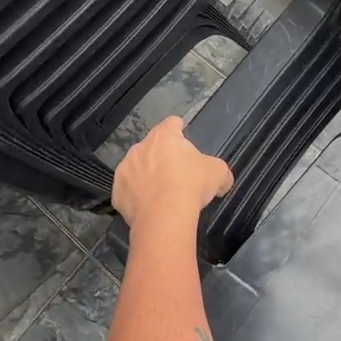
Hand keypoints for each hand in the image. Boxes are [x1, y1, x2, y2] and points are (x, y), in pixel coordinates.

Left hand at [111, 116, 233, 235]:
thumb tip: (223, 182)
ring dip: (146, 174)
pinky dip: (136, 196)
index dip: (179, 129)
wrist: (164, 217)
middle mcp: (140, 148)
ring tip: (160, 192)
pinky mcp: (117, 193)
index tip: (184, 137)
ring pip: (137, 167)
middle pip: (152, 146)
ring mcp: (125, 170)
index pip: (172, 123)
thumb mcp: (218, 174)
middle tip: (176, 172)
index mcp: (164, 136)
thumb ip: (220, 172)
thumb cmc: (191, 185)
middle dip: (162, 155)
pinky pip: (128, 190)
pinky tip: (148, 207)